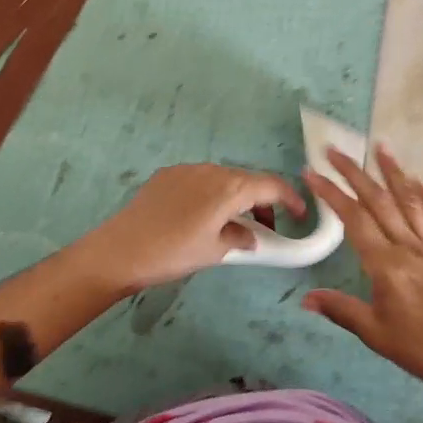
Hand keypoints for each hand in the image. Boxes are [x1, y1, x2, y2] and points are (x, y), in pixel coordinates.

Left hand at [72, 164, 306, 292]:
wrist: (122, 249)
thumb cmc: (174, 253)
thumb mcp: (215, 252)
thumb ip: (241, 240)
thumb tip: (250, 237)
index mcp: (229, 187)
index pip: (271, 185)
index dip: (290, 198)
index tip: (300, 214)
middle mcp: (211, 170)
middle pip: (247, 180)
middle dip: (262, 202)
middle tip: (266, 229)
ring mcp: (187, 169)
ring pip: (222, 179)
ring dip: (235, 198)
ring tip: (233, 226)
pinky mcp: (167, 174)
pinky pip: (200, 180)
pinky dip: (211, 195)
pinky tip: (202, 218)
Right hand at [301, 147, 422, 394]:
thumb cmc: (418, 348)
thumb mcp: (373, 331)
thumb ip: (339, 309)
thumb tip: (305, 299)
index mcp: (386, 264)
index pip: (353, 219)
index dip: (331, 193)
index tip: (311, 172)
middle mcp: (409, 248)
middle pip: (379, 201)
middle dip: (355, 172)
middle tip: (335, 150)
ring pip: (410, 201)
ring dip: (393, 172)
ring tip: (381, 147)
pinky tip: (417, 183)